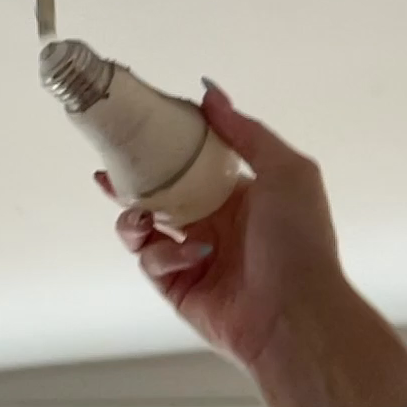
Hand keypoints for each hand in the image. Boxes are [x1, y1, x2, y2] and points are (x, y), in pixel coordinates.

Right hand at [105, 82, 406, 406]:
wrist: (295, 314)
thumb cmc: (300, 241)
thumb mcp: (286, 171)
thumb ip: (245, 131)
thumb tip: (209, 92)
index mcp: (236, 194)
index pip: (188, 164)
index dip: (162, 150)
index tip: (137, 134)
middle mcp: (211, 223)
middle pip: (156, 195)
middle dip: (128, 184)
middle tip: (106, 173)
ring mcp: (190, 256)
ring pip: (142, 229)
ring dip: (133, 219)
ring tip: (140, 219)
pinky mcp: (175, 286)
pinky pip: (151, 261)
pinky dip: (164, 254)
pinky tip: (192, 255)